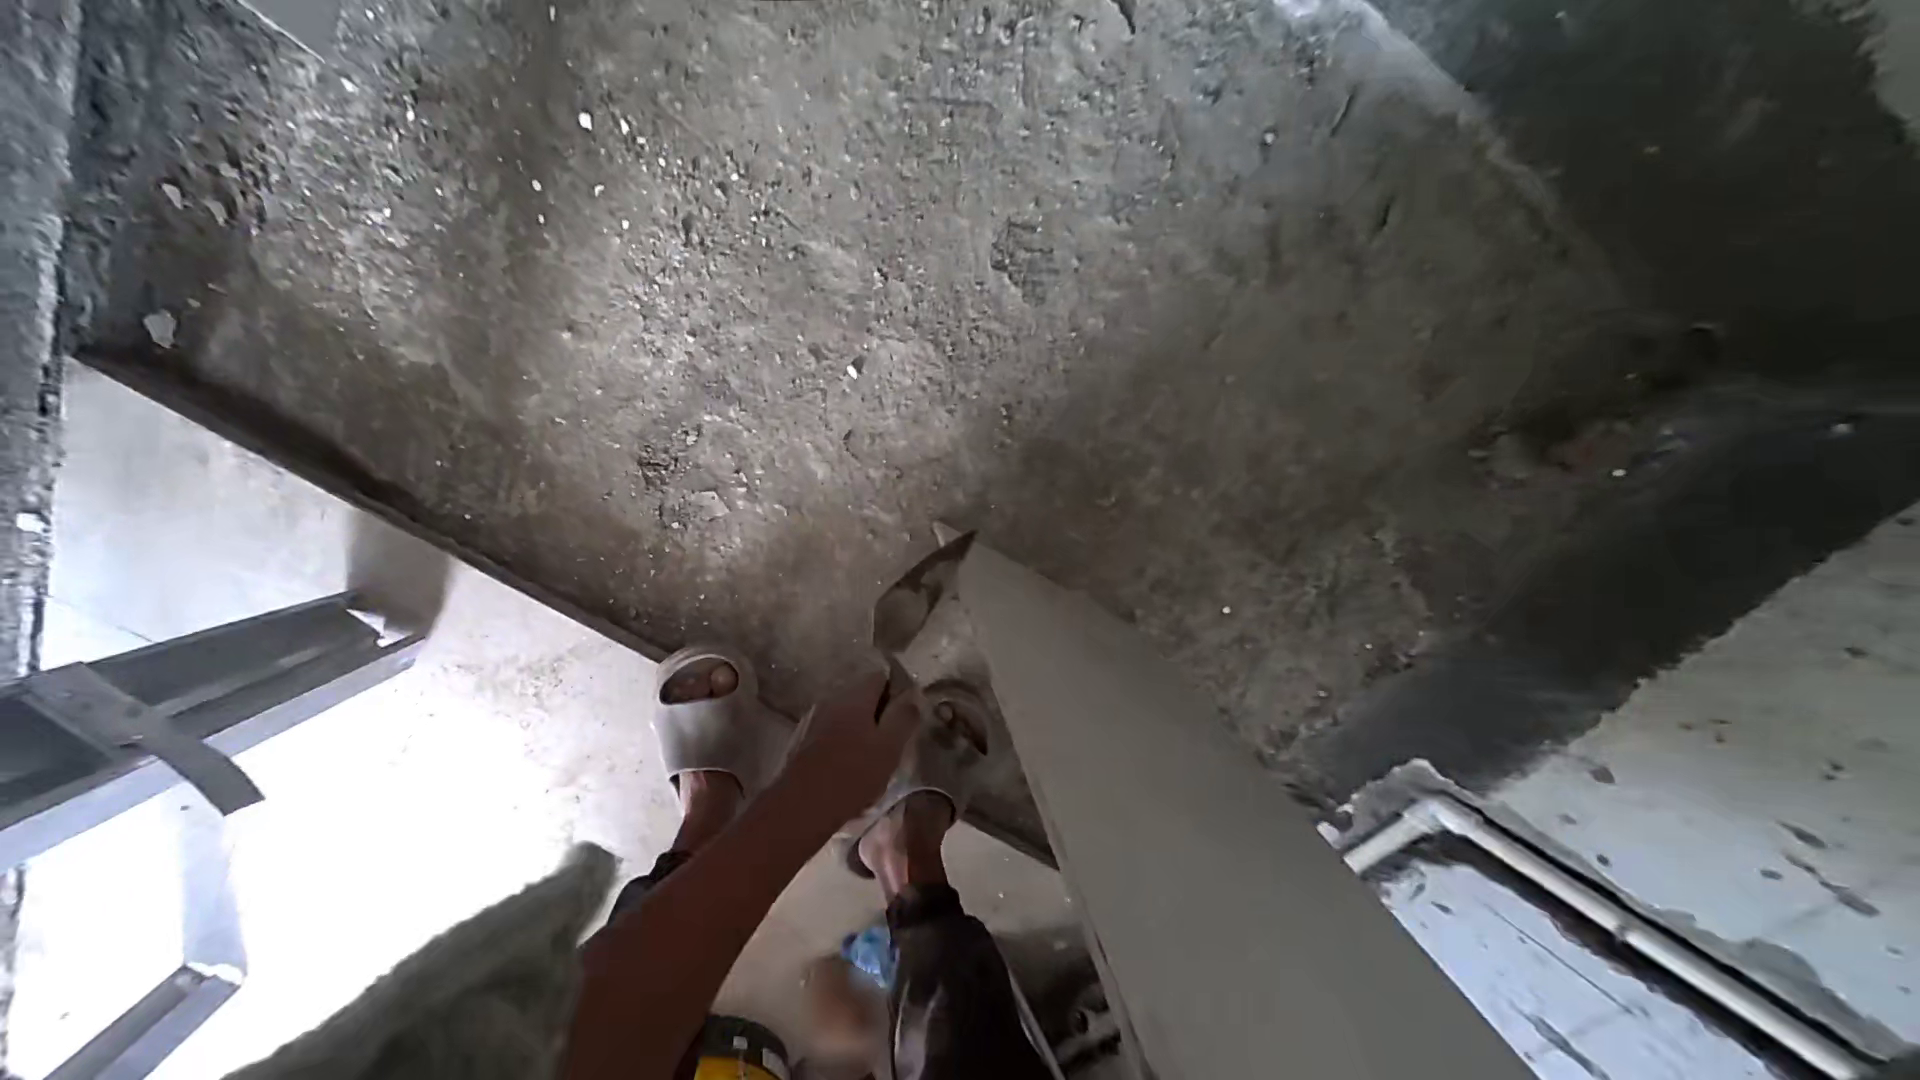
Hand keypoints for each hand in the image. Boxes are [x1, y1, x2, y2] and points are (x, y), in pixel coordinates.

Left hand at [773, 665, 922, 830]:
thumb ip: (903, 717)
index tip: (907, 711)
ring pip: (847, 714)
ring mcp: (816, 719)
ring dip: (862, 727)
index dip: (897, 689)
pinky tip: (851, 764)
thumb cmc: (853, 773)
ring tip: (874, 754)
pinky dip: (845, 740)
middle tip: (894, 737)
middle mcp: (833, 700)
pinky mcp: (805, 740)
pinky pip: (833, 731)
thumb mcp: (889, 746)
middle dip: (879, 711)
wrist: (802, 805)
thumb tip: (913, 695)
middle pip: (862, 695)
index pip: (880, 676)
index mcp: (855, 697)